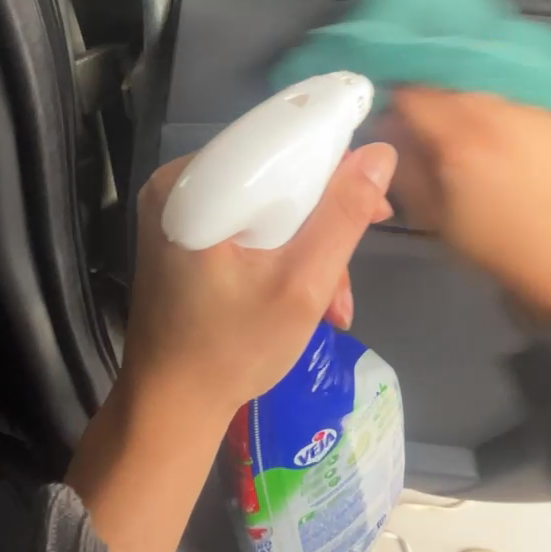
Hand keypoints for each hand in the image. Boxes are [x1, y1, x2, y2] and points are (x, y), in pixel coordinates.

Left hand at [65, 142, 395, 551]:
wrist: (170, 407)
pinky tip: (305, 295)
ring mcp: (178, 208)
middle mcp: (179, 182)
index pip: (282, 144)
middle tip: (349, 277)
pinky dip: (282, 252)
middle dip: (325, 225)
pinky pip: (249, 221)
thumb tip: (381, 153)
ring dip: (308, 248)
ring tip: (333, 304)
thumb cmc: (231, 351)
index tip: (376, 208)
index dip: (338, 170)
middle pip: (276, 176)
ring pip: (268, 203)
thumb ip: (342, 216)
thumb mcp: (302, 284)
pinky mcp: (184, 232)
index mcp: (194, 182)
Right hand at [382, 88, 550, 319]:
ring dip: (465, 98)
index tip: (395, 118)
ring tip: (466, 128)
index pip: (412, 93)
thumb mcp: (431, 211)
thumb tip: (389, 125)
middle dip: (432, 99)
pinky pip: (515, 94)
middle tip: (428, 125)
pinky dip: (498, 104)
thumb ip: (405, 162)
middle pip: (447, 82)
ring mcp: (531, 108)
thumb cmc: (490, 242)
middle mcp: (497, 111)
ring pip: (481, 84)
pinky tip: (498, 129)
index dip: (396, 104)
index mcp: (461, 137)